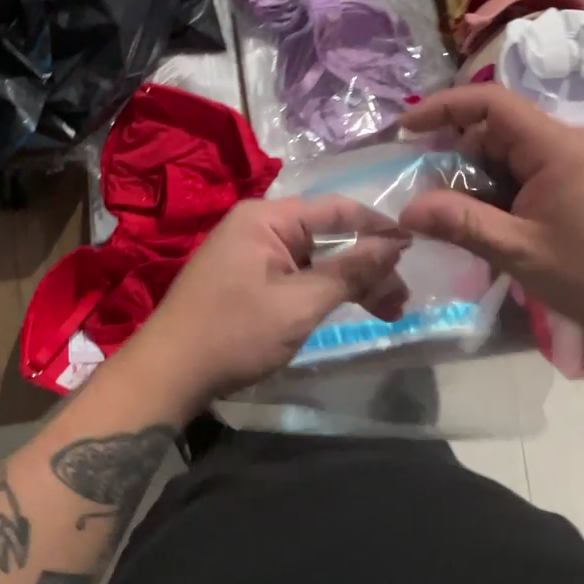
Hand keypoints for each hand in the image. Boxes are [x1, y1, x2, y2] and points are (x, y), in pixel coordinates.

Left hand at [120, 196, 411, 409]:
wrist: (168, 375)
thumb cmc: (233, 334)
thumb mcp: (298, 304)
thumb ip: (349, 272)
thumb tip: (395, 245)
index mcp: (266, 218)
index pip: (336, 209)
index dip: (378, 226)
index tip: (415, 247)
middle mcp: (258, 226)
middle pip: (327, 235)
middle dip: (368, 263)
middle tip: (402, 297)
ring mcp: (251, 252)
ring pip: (315, 257)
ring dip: (351, 281)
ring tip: (389, 310)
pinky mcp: (248, 278)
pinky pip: (297, 273)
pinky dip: (325, 290)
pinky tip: (351, 307)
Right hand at [397, 85, 583, 336]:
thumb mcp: (518, 251)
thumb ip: (461, 223)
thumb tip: (406, 210)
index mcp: (556, 145)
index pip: (490, 102)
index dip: (443, 108)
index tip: (407, 129)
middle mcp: (570, 140)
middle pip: (498, 129)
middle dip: (459, 156)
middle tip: (430, 194)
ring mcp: (581, 158)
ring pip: (513, 151)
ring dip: (481, 177)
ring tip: (460, 217)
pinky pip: (532, 168)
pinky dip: (505, 188)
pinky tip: (494, 222)